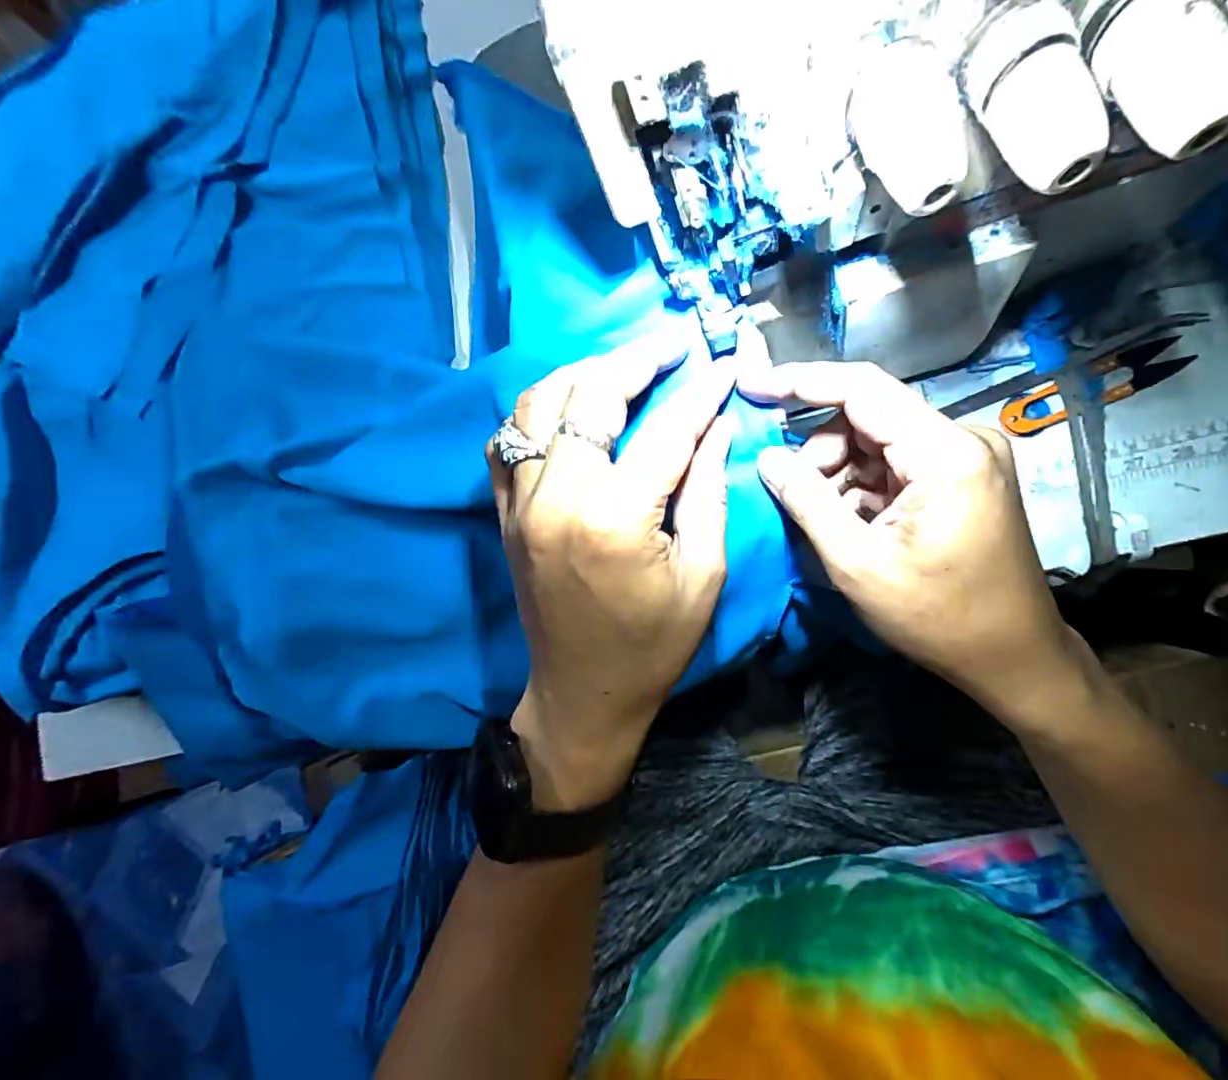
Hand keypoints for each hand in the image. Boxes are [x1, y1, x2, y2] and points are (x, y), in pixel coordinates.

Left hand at [488, 328, 746, 809]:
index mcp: (616, 518)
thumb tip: (717, 425)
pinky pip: (508, 439)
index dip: (701, 392)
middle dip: (637, 360)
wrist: (584, 692)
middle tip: (673, 347)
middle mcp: (557, 497)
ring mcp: (520, 502)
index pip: (666, 429)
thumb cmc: (655, 644)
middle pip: (589, 395)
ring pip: (538, 403)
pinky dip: (540, 411)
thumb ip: (707, 490)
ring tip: (625, 369)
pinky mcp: (503, 513)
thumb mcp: (704, 573)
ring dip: (583, 374)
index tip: (725, 365)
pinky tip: (573, 410)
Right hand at [739, 361, 1086, 725]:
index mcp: (946, 454)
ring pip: (885, 440)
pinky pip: (903, 462)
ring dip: (844, 470)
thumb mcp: (859, 564)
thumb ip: (808, 502)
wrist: (1012, 655)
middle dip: (823, 446)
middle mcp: (965, 440)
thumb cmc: (938, 619)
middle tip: (793, 489)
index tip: (756, 387)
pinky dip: (870, 484)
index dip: (804, 382)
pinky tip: (853, 518)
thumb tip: (767, 457)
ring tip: (825, 515)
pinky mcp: (968, 476)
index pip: (865, 389)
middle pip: (874, 415)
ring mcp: (970, 457)